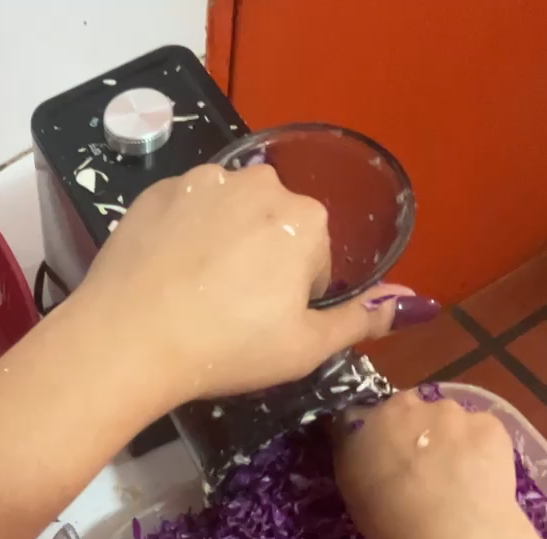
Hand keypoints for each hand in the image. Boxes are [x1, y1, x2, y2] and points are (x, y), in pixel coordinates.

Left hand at [61, 163, 432, 405]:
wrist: (129, 340)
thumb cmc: (226, 349)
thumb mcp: (304, 348)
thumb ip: (362, 320)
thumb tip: (418, 303)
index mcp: (307, 220)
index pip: (314, 260)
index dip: (291, 299)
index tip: (260, 327)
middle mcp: (261, 183)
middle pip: (272, 228)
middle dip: (259, 263)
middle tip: (225, 312)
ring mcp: (202, 181)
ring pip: (226, 214)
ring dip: (219, 244)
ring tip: (191, 294)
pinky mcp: (155, 191)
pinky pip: (182, 211)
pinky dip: (179, 236)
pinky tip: (163, 275)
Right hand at [332, 391, 532, 538]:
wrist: (450, 533)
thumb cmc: (388, 516)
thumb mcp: (351, 485)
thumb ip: (359, 455)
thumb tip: (368, 448)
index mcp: (372, 419)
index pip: (371, 417)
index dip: (379, 438)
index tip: (383, 459)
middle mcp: (412, 406)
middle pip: (413, 413)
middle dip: (416, 434)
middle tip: (420, 470)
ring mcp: (454, 413)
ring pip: (450, 422)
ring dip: (449, 440)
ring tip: (455, 478)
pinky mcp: (491, 426)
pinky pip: (481, 433)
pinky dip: (479, 450)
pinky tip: (478, 478)